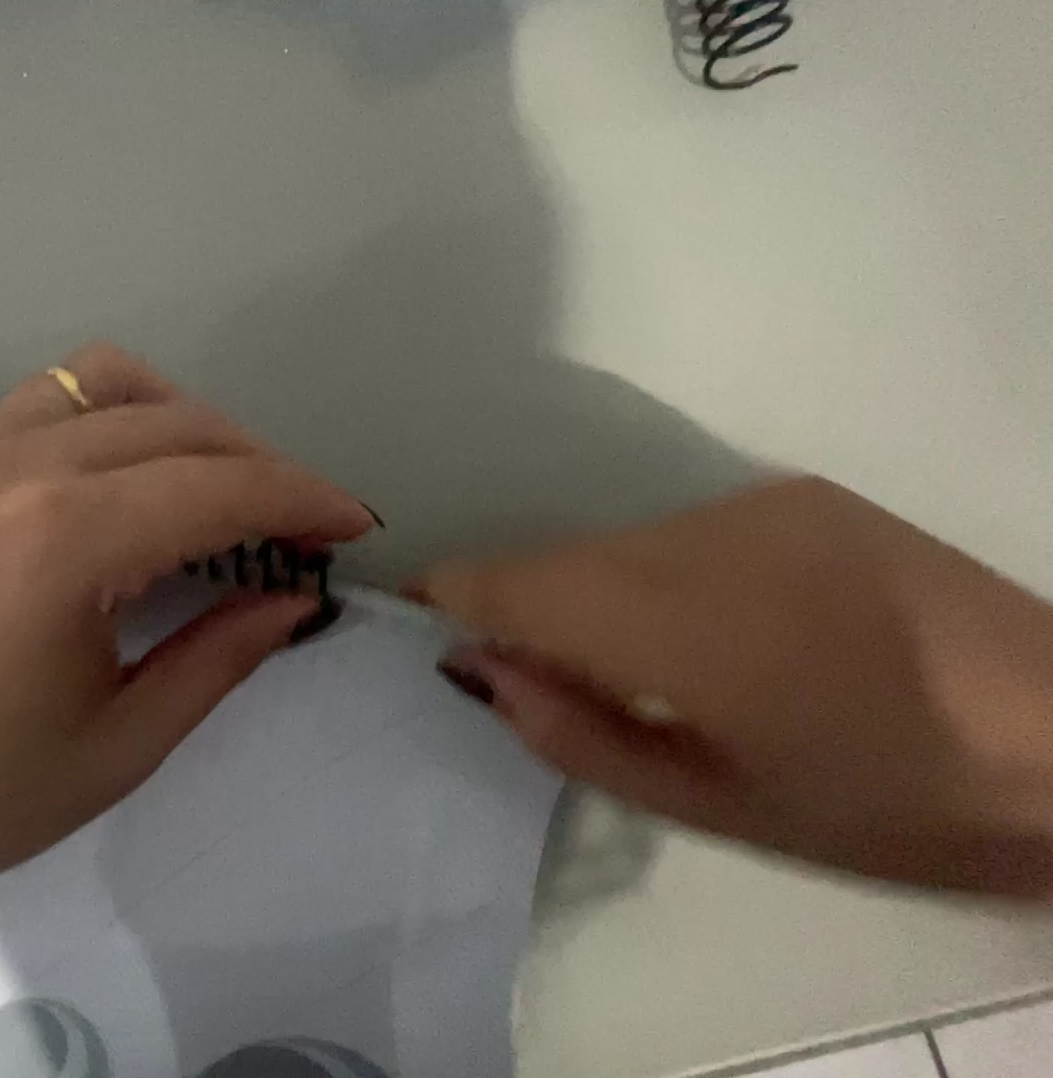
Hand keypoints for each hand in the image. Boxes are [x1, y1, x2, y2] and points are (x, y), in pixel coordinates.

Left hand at [0, 345, 373, 1077]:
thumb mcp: (121, 742)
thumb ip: (220, 654)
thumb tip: (294, 597)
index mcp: (68, 542)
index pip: (220, 488)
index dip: (302, 500)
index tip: (352, 526)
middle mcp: (22, 470)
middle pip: (179, 426)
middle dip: (261, 466)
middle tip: (302, 527)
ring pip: (112, 384)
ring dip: (188, 421)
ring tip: (223, 489)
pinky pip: (50, 398)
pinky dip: (114, 412)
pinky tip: (136, 473)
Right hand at [414, 476, 1052, 897]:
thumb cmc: (892, 802)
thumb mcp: (714, 806)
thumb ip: (572, 732)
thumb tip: (476, 669)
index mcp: (682, 624)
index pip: (508, 584)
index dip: (442, 598)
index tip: (409, 628)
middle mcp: (701, 538)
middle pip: (547, 560)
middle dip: (511, 609)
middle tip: (524, 674)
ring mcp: (749, 506)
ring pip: (602, 545)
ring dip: (583, 596)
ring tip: (634, 663)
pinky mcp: (789, 494)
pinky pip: (664, 534)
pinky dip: (644, 577)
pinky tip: (706, 627)